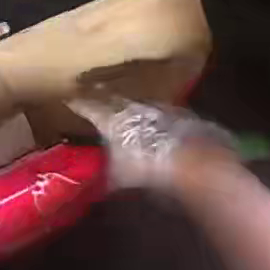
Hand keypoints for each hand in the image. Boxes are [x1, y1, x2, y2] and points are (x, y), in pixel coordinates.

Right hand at [68, 94, 238, 190]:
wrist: (201, 166)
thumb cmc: (150, 172)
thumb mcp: (120, 178)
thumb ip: (107, 174)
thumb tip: (100, 180)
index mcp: (112, 119)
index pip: (88, 106)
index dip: (78, 104)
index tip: (68, 100)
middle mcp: (134, 107)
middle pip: (113, 96)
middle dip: (101, 94)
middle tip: (92, 89)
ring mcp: (162, 107)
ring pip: (139, 101)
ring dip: (130, 102)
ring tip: (124, 103)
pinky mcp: (186, 115)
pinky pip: (163, 111)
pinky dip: (155, 114)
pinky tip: (157, 121)